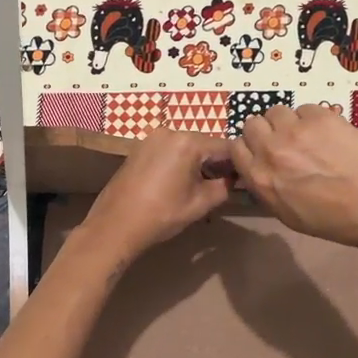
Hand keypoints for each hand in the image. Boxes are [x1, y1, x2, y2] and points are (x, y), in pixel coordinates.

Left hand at [79, 129, 233, 260]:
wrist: (116, 225)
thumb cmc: (161, 215)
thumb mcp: (200, 204)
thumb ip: (223, 187)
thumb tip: (232, 180)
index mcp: (188, 142)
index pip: (224, 146)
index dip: (236, 162)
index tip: (242, 176)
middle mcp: (169, 132)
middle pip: (203, 143)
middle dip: (214, 161)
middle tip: (221, 183)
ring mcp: (150, 138)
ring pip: (184, 147)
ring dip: (195, 162)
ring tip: (198, 185)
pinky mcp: (138, 148)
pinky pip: (167, 150)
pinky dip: (177, 162)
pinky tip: (176, 182)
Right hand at [230, 104, 357, 248]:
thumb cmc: (334, 220)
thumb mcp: (287, 215)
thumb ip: (266, 189)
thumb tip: (260, 174)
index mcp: (259, 178)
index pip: (235, 148)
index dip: (247, 150)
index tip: (259, 155)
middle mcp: (271, 149)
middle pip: (251, 124)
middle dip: (263, 132)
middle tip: (282, 144)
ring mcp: (296, 129)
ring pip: (276, 112)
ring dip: (285, 122)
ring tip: (303, 136)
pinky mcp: (322, 116)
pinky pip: (304, 109)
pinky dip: (310, 119)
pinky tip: (325, 134)